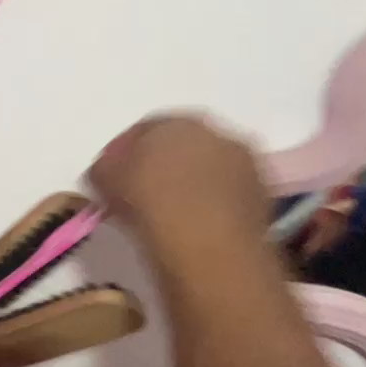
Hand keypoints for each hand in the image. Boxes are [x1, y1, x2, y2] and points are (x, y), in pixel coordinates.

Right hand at [87, 114, 274, 254]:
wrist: (205, 243)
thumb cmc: (146, 200)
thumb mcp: (101, 177)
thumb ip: (106, 165)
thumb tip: (113, 170)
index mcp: (177, 123)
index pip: (146, 127)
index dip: (125, 148)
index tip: (112, 170)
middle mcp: (219, 134)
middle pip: (183, 145)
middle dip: (162, 161)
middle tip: (140, 185)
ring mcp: (248, 164)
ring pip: (207, 168)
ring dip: (188, 181)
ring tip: (165, 205)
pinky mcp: (264, 194)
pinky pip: (225, 189)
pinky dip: (209, 199)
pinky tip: (189, 218)